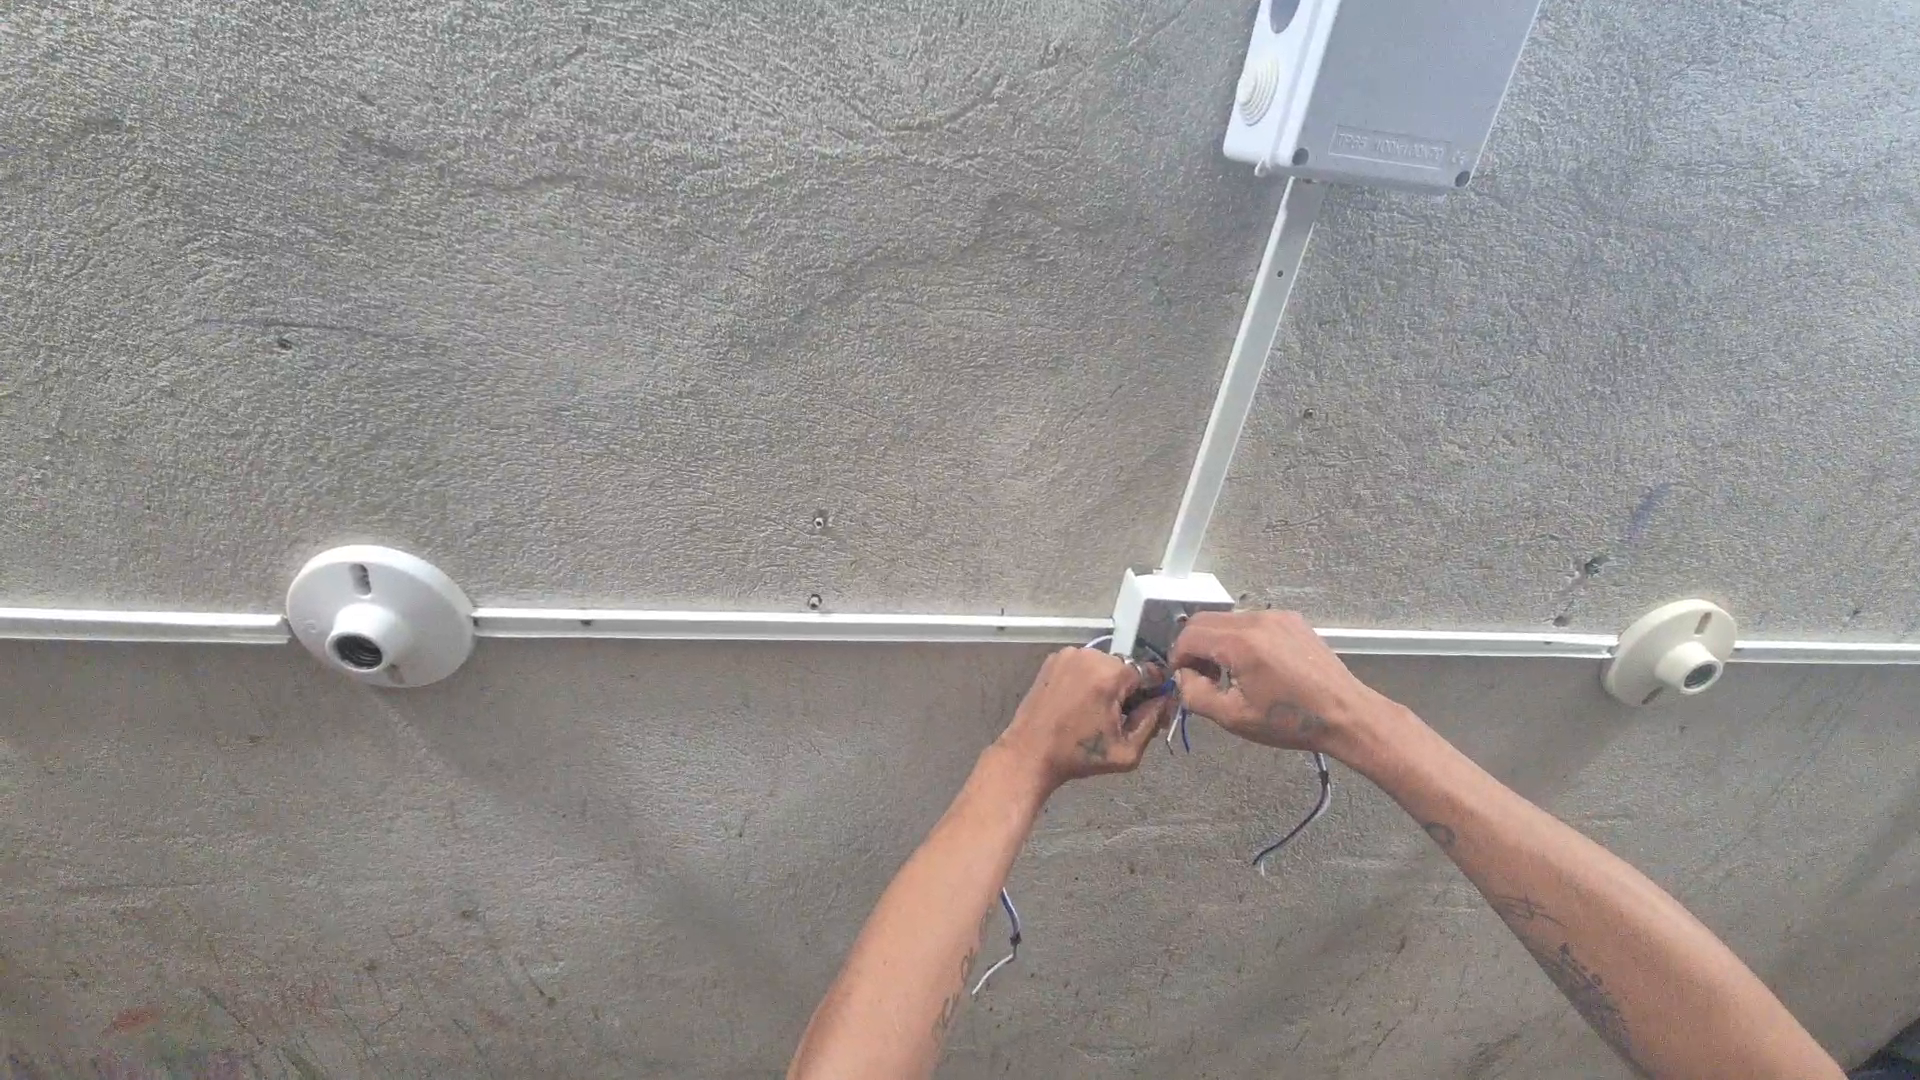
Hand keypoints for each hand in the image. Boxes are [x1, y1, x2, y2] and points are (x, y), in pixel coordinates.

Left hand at [995, 647, 1175, 792]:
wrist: (1030, 753)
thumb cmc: (1079, 756)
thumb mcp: (1127, 750)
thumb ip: (1153, 720)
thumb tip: (1165, 699)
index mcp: (1110, 674)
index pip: (1150, 672)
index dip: (1154, 692)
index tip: (1150, 712)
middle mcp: (1090, 655)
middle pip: (1125, 667)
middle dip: (1129, 689)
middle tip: (1120, 717)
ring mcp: (1068, 654)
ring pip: (1104, 665)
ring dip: (1107, 683)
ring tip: (1096, 711)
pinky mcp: (1052, 660)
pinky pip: (1082, 665)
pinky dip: (1086, 679)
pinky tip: (1078, 703)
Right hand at [1170, 610, 1378, 754]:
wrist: (1346, 715)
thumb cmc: (1290, 721)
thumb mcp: (1234, 717)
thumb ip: (1195, 695)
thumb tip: (1184, 677)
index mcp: (1240, 643)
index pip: (1188, 636)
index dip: (1177, 657)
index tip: (1183, 678)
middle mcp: (1256, 620)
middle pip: (1202, 621)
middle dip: (1193, 647)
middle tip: (1201, 676)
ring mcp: (1275, 616)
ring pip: (1225, 619)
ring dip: (1215, 641)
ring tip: (1227, 673)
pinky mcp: (1290, 619)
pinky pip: (1249, 621)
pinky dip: (1238, 638)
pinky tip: (1252, 664)